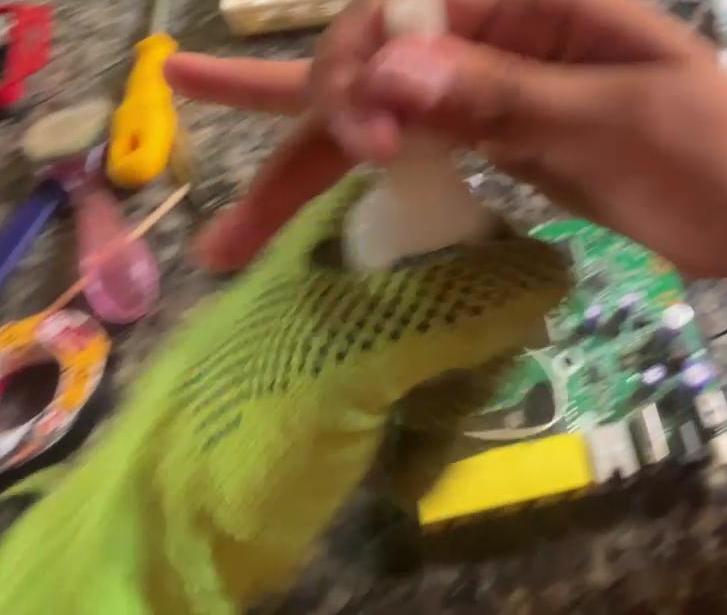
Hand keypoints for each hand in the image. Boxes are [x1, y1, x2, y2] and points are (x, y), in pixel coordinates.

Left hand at [0, 174, 569, 613]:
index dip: (486, 240)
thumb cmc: (251, 419)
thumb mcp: (351, 352)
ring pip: (461, 328)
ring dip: (461, 386)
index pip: (445, 195)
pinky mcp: (374, 377)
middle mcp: (360, 261)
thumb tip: (555, 268)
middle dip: (478, 334)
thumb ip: (452, 302)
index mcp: (342, 224)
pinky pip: (441, 376)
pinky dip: (441, 416)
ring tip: (424, 437)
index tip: (509, 304)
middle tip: (461, 385)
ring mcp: (367, 323)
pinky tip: (416, 459)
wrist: (171, 531)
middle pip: (466, 268)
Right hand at [168, 0, 726, 280]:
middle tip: (260, 208)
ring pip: (385, 110)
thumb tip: (381, 74)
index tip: (361, 142)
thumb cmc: (720, 159)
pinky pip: (417, 144)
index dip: (363, 66)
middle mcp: (504, 30)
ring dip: (309, 165)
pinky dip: (361, 171)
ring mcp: (498, 86)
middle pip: (379, 57)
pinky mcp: (500, 136)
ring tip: (229, 234)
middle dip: (315, 121)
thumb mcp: (619, 121)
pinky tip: (299, 189)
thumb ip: (502, 96)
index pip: (408, 6)